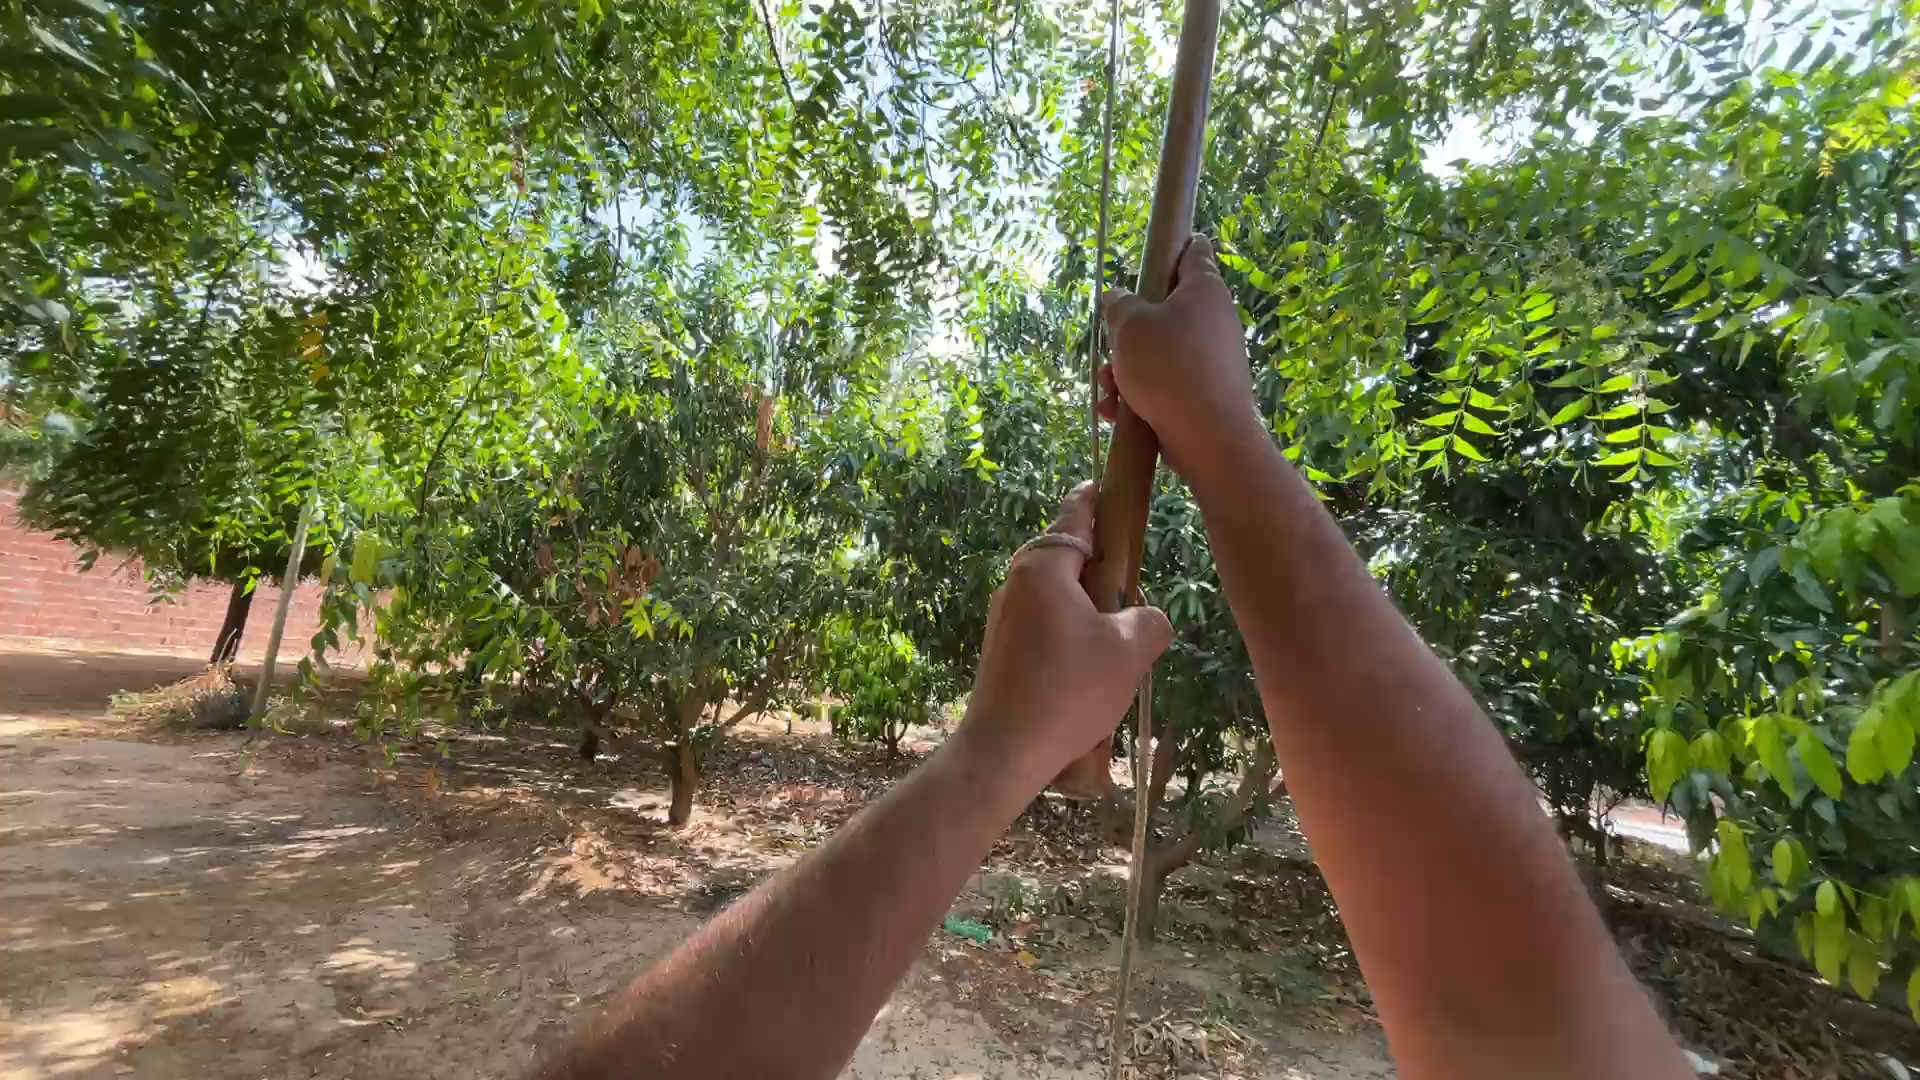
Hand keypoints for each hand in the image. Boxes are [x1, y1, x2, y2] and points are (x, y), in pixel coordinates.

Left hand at [953, 482, 1172, 791]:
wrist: (1004, 749)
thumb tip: (1146, 617)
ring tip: (1113, 643)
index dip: (1095, 497)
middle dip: (1100, 565)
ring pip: (1055, 593)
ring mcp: (1003, 615)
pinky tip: (1085, 669)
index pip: (1075, 515)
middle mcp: (1016, 582)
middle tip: (1130, 589)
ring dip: (1085, 605)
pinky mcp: (1000, 646)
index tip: (1105, 483)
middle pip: (1065, 555)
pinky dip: (1067, 631)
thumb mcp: (1129, 651)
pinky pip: (1042, 622)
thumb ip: (1149, 620)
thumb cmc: (1068, 689)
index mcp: (1043, 567)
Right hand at [1099, 234, 1260, 475]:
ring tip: (1107, 391)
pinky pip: (1165, 386)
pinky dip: (1139, 397)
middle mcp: (1214, 320)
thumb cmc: (1167, 367)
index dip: (1177, 247)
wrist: (1207, 434)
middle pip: (1164, 314)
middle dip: (1129, 334)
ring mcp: (1212, 359)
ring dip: (1126, 372)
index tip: (1163, 248)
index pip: (1194, 254)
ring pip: (1159, 355)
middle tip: (1110, 348)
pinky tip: (1116, 414)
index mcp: (1203, 290)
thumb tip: (1116, 296)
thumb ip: (1119, 306)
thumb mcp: (1130, 328)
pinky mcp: (1205, 394)